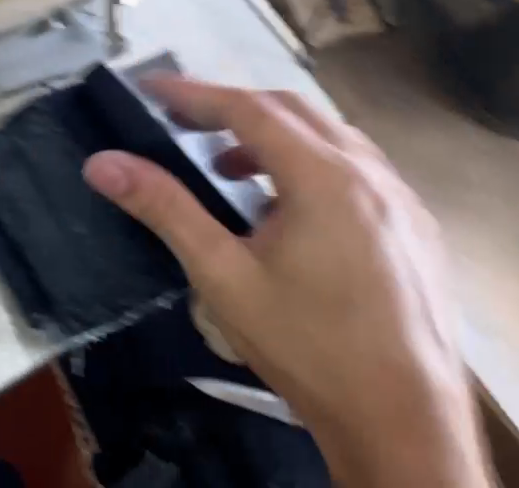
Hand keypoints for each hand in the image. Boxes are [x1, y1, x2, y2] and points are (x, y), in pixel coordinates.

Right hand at [81, 78, 489, 487]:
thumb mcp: (221, 275)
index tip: (149, 88)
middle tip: (179, 121)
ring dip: (271, 134)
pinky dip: (308, 162)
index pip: (250, 109)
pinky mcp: (418, 233)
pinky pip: (357, 169)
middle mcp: (373, 177)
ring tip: (225, 166)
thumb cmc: (308, 347)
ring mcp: (405, 205)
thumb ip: (163, 208)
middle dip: (231, 106)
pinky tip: (283, 209)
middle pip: (293, 111)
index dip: (194, 93)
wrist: (406, 429)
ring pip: (330, 137)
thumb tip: (101, 162)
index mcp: (327, 179)